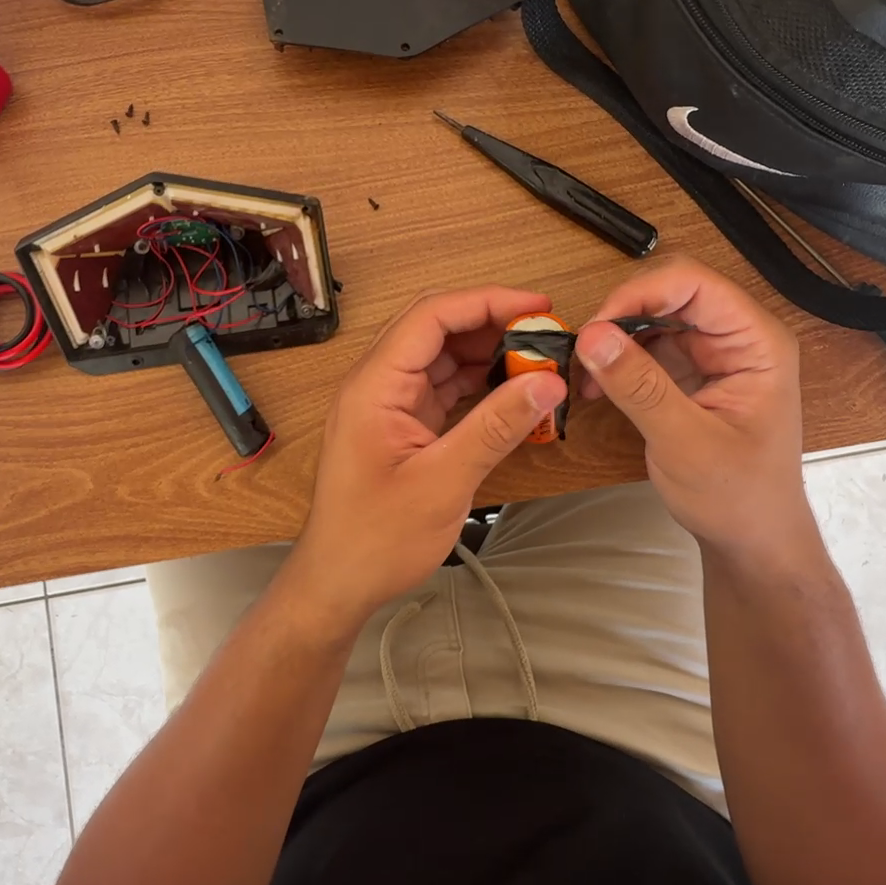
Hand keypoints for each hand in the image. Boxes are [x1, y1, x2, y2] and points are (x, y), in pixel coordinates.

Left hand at [280, 288, 568, 625]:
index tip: (537, 307)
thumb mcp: (444, 482)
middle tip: (543, 334)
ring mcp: (386, 406)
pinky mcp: (399, 426)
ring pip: (440, 358)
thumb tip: (547, 385)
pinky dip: (476, 385)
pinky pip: (440, 388)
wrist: (338, 582)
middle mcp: (376, 385)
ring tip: (535, 361)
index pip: (431, 316)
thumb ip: (496, 427)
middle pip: (435, 330)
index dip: (486, 302)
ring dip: (486, 354)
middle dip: (491, 324)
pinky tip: (511, 391)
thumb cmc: (376, 540)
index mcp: (374, 386)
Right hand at [574, 257, 808, 555]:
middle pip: (669, 292)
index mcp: (755, 341)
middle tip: (584, 351)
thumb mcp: (684, 441)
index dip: (639, 293)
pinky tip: (595, 386)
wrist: (749, 539)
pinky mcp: (688, 373)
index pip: (693, 283)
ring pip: (651, 316)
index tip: (596, 328)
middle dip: (620, 314)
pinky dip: (615, 360)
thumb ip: (639, 386)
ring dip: (613, 338)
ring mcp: (711, 354)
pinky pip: (645, 346)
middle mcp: (735, 337)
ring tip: (585, 374)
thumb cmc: (736, 496)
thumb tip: (591, 335)